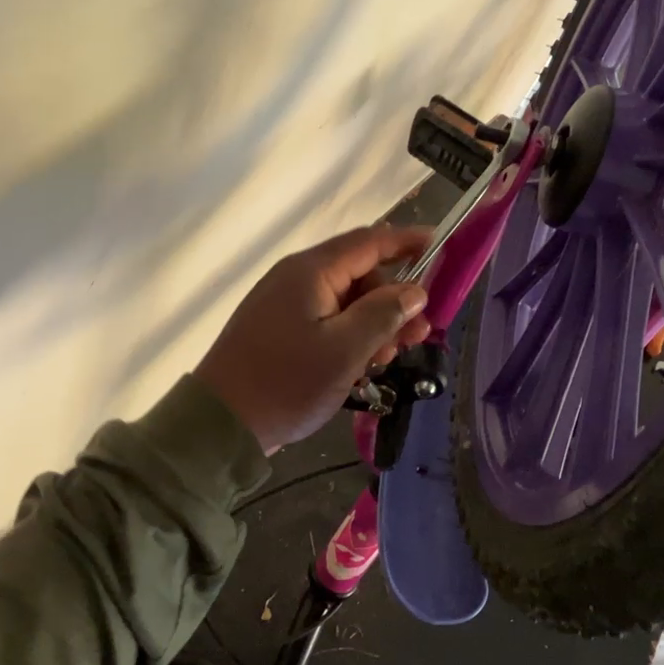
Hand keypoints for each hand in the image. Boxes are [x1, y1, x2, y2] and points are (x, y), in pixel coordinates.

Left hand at [193, 225, 433, 453]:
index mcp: (310, 271)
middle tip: (418, 337)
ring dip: (373, 325)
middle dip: (393, 301)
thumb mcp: (345, 350)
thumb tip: (413, 290)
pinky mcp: (278, 330)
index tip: (443, 248)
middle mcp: (295, 278)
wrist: (221, 423)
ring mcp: (283, 304)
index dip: (408, 242)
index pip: (369, 241)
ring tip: (388, 360)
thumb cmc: (286, 382)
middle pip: (359, 274)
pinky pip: (325, 321)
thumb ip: (383, 314)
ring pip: (344, 302)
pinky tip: (361, 367)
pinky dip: (349, 338)